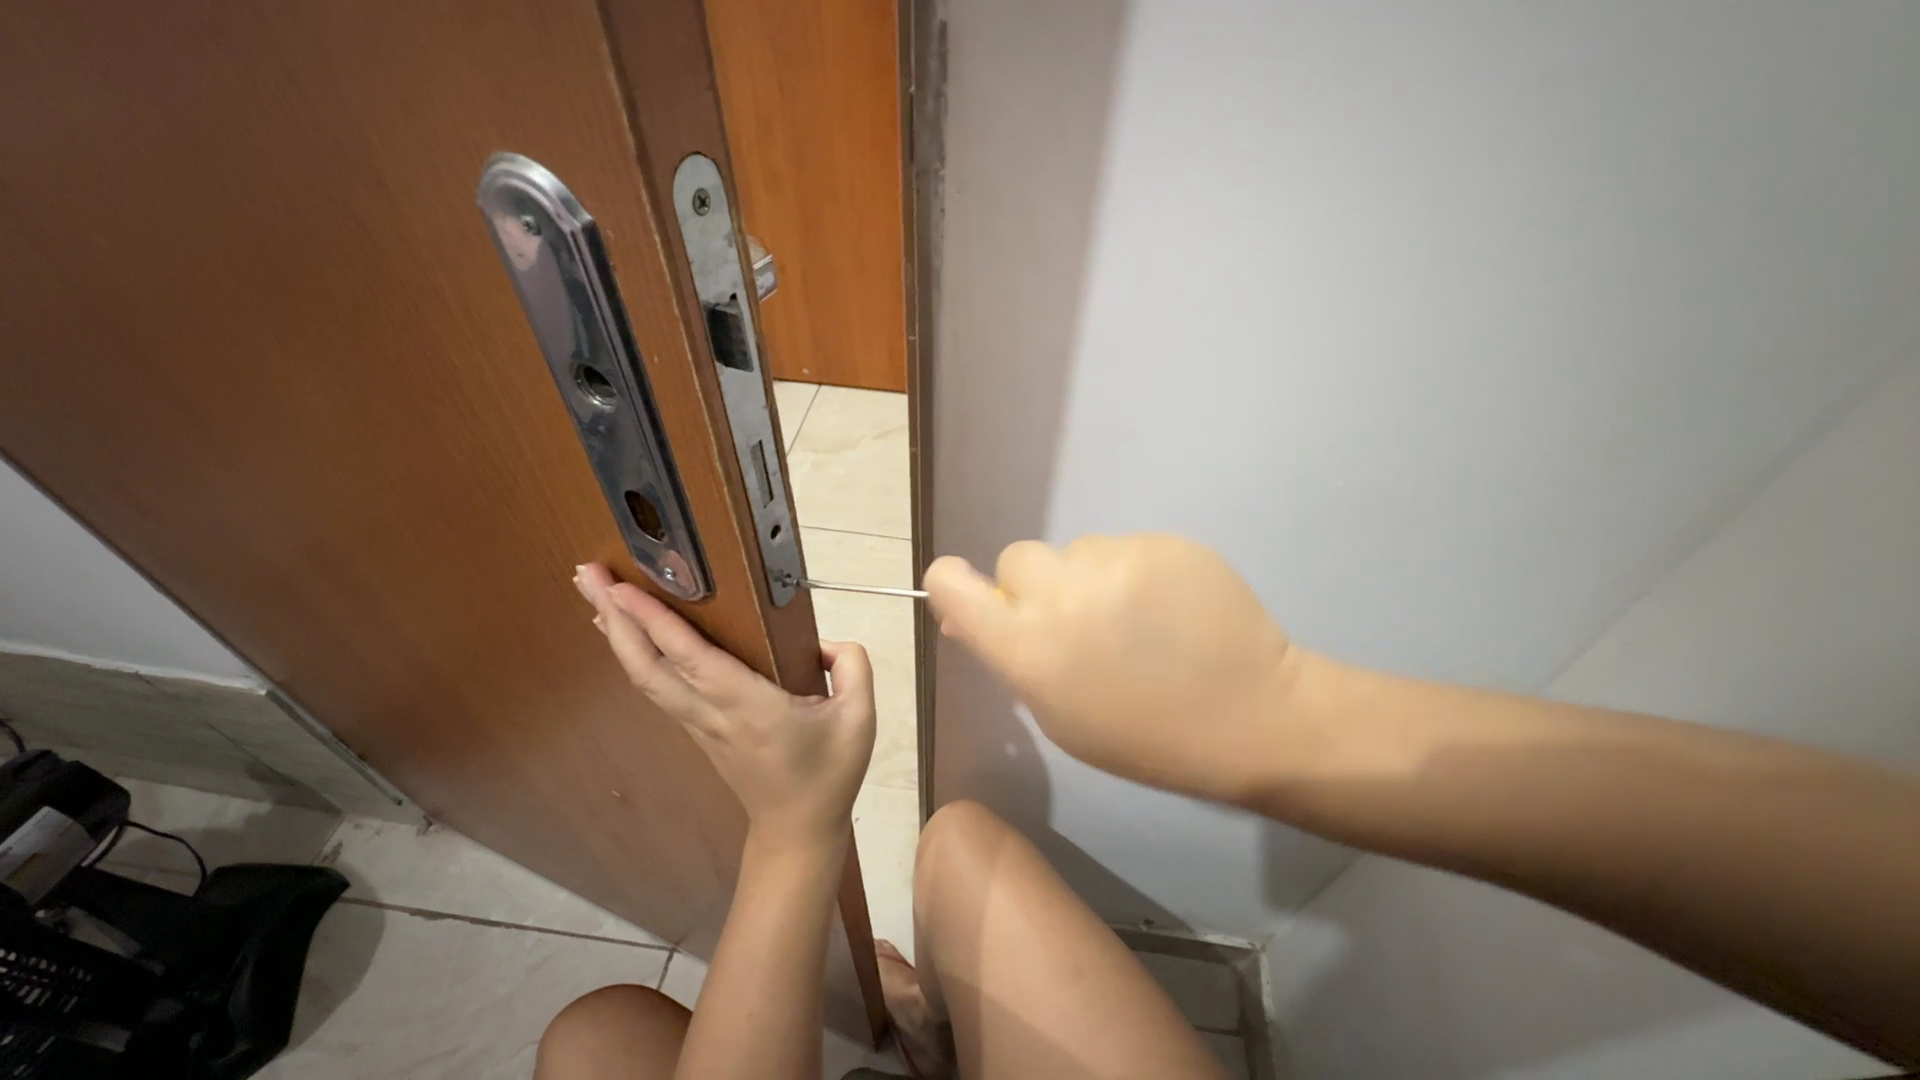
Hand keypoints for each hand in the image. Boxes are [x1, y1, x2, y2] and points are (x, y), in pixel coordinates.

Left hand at [574, 563, 875, 849]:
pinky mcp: (697, 730)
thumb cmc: (829, 774)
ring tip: (595, 593)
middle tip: (589, 575)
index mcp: (750, 708)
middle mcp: (713, 714)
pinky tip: (627, 635)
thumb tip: (824, 643)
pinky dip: (635, 654)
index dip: (655, 622)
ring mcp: (699, 724)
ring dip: (617, 634)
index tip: (624, 588)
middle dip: (616, 619)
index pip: (693, 658)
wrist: (798, 830)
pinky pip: (657, 687)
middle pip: (648, 667)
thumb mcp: (860, 717)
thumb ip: (851, 666)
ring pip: (645, 678)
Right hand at [923, 535, 1306, 804]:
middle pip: (1017, 558)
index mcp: (1028, 647)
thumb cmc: (1144, 736)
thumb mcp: (1059, 716)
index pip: (952, 585)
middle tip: (1076, 623)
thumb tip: (964, 617)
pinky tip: (1170, 609)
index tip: (969, 594)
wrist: (1252, 716)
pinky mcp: (1163, 541)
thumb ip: (1009, 659)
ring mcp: (1118, 559)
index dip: (953, 584)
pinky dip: (1136, 573)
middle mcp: (1063, 593)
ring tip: (1138, 622)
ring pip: (1078, 552)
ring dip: (1090, 580)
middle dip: (1035, 586)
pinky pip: (1126, 549)